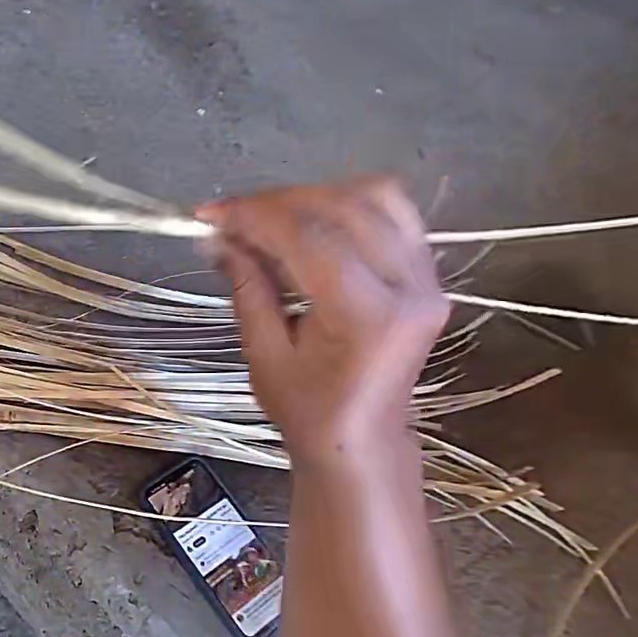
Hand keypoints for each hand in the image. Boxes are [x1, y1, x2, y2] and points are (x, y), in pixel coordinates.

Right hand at [199, 179, 446, 464]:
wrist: (361, 440)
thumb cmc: (308, 411)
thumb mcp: (264, 356)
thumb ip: (248, 288)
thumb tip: (220, 239)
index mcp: (368, 316)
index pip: (310, 239)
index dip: (256, 217)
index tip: (211, 214)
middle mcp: (409, 286)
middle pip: (344, 208)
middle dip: (278, 202)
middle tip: (231, 214)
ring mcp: (427, 276)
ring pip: (374, 198)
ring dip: (312, 197)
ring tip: (266, 215)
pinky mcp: (427, 273)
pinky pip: (391, 214)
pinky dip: (343, 205)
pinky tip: (307, 221)